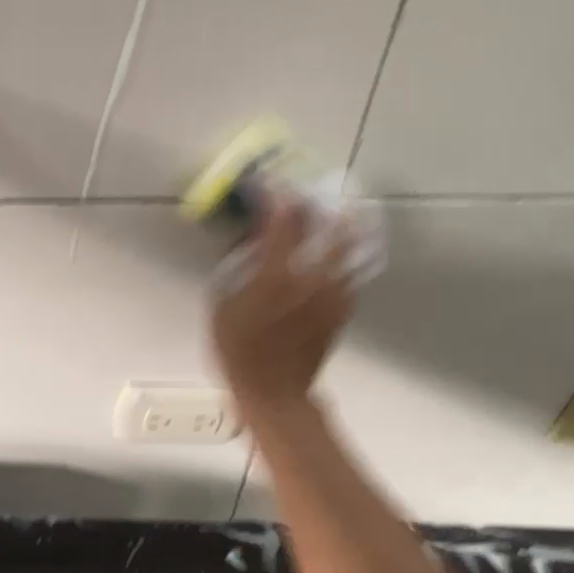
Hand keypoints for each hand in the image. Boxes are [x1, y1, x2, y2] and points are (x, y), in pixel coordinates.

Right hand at [211, 193, 357, 416]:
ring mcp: (333, 293)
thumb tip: (249, 237)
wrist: (274, 390)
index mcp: (276, 274)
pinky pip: (351, 271)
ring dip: (342, 225)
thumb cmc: (237, 347)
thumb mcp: (222, 302)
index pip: (281, 221)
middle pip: (325, 228)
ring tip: (340, 213)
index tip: (269, 182)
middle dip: (317, 205)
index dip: (275, 196)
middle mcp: (311, 278)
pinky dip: (347, 254)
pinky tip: (342, 250)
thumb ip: (238, 265)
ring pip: (348, 247)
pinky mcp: (343, 308)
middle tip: (308, 195)